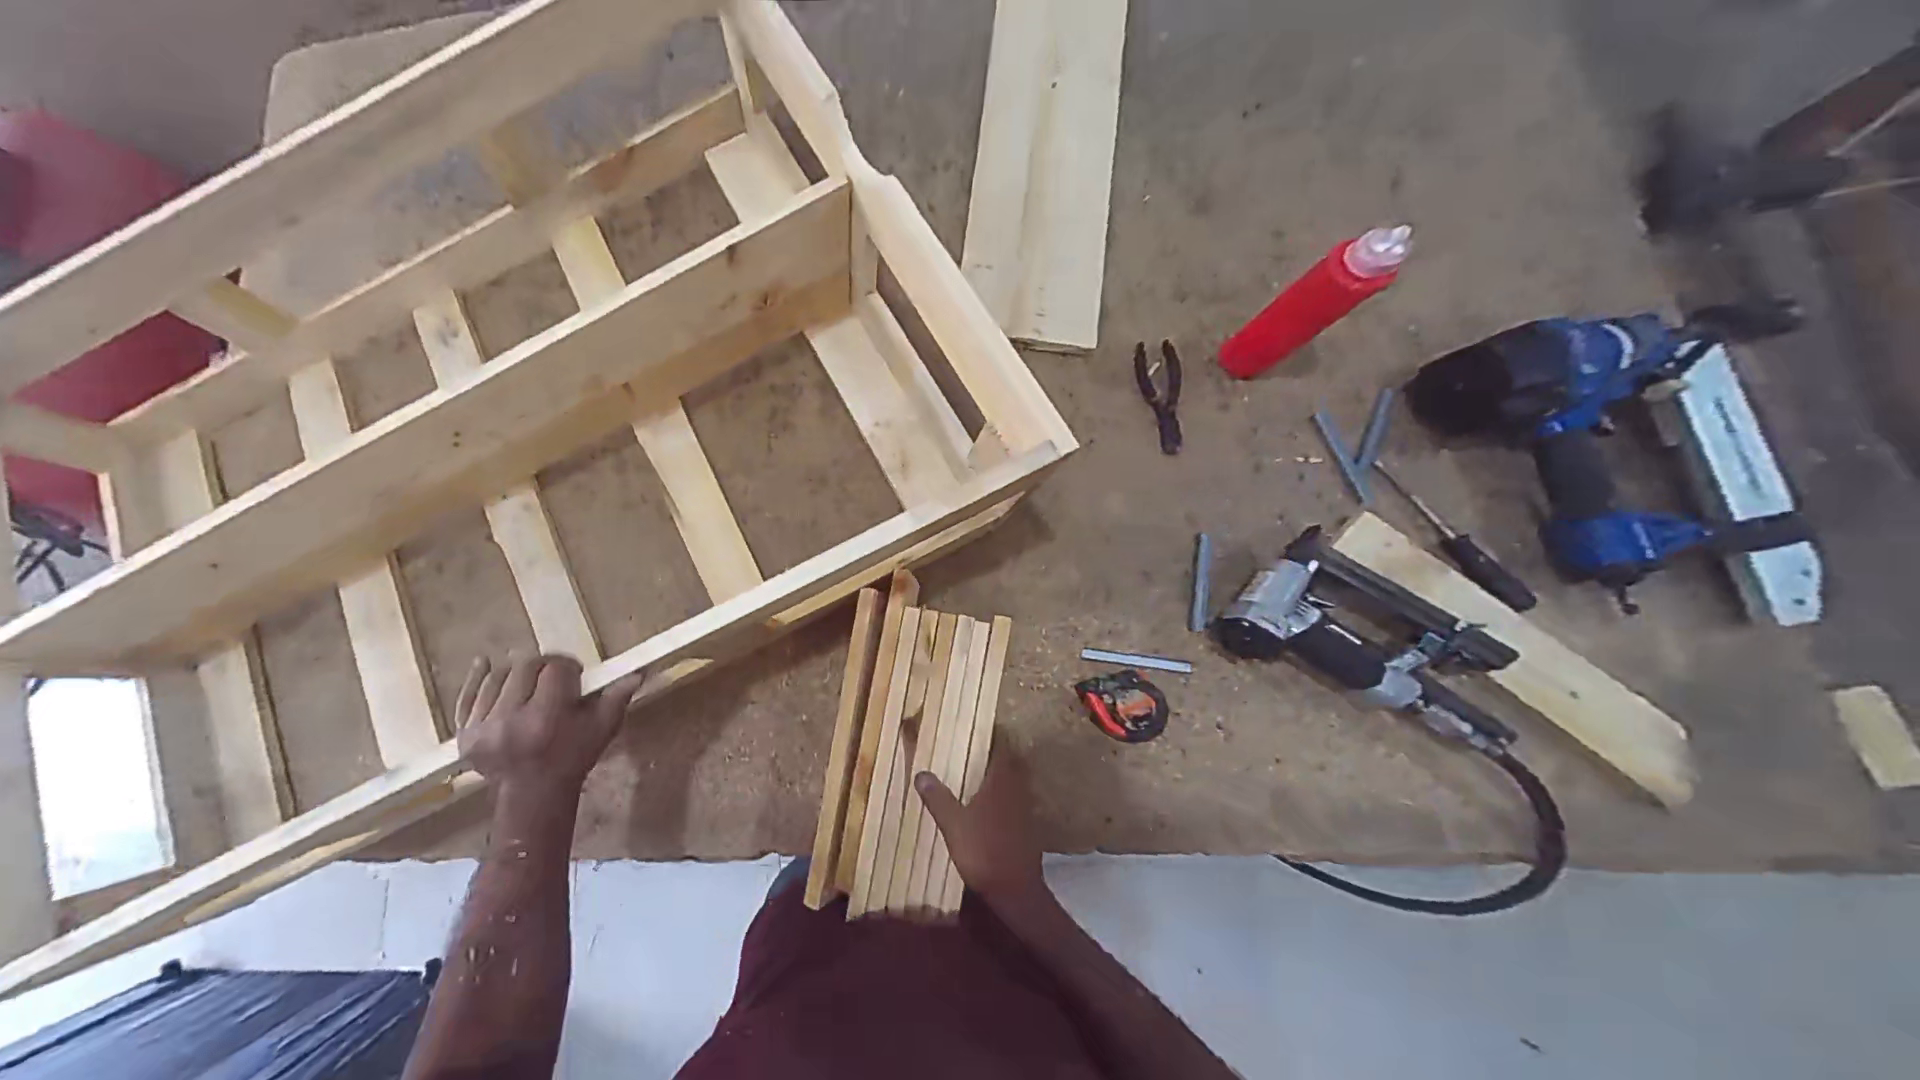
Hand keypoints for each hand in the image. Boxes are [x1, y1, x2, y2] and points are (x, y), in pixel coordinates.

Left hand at [455, 654, 647, 800]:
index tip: (575, 674)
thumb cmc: (574, 758)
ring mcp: (483, 728)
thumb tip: (637, 673)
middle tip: (553, 675)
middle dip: (542, 666)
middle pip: (524, 667)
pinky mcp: (464, 735)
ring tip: (528, 680)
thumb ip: (616, 698)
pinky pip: (468, 696)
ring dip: (515, 672)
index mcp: (547, 717)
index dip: (568, 667)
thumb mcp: (601, 729)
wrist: (533, 793)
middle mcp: (511, 720)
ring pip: (498, 677)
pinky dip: (478, 678)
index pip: (556, 669)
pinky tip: (485, 663)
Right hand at [915, 749, 1049, 911]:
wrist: (1015, 890)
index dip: (994, 735)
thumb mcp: (953, 825)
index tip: (979, 728)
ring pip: (1015, 780)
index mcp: (1001, 781)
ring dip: (1001, 774)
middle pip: (1010, 761)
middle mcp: (1018, 788)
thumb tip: (921, 773)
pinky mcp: (1028, 825)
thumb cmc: (983, 851)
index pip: (1003, 746)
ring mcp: (1026, 807)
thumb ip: (938, 798)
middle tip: (974, 748)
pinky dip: (1005, 795)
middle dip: (996, 752)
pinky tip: (990, 805)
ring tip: (979, 773)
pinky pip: (1016, 799)